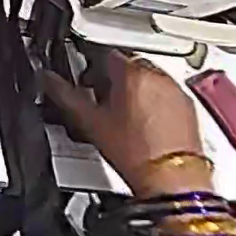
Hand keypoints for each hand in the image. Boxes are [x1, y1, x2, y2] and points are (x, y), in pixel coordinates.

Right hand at [41, 53, 209, 195]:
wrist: (173, 182)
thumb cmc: (136, 154)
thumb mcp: (90, 121)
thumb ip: (63, 94)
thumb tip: (47, 79)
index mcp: (130, 72)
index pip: (103, 54)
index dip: (90, 68)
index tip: (86, 82)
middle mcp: (157, 76)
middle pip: (127, 64)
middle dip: (112, 78)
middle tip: (101, 100)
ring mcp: (175, 91)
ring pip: (147, 78)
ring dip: (133, 89)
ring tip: (122, 115)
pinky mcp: (188, 107)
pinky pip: (165, 93)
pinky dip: (153, 101)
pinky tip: (143, 124)